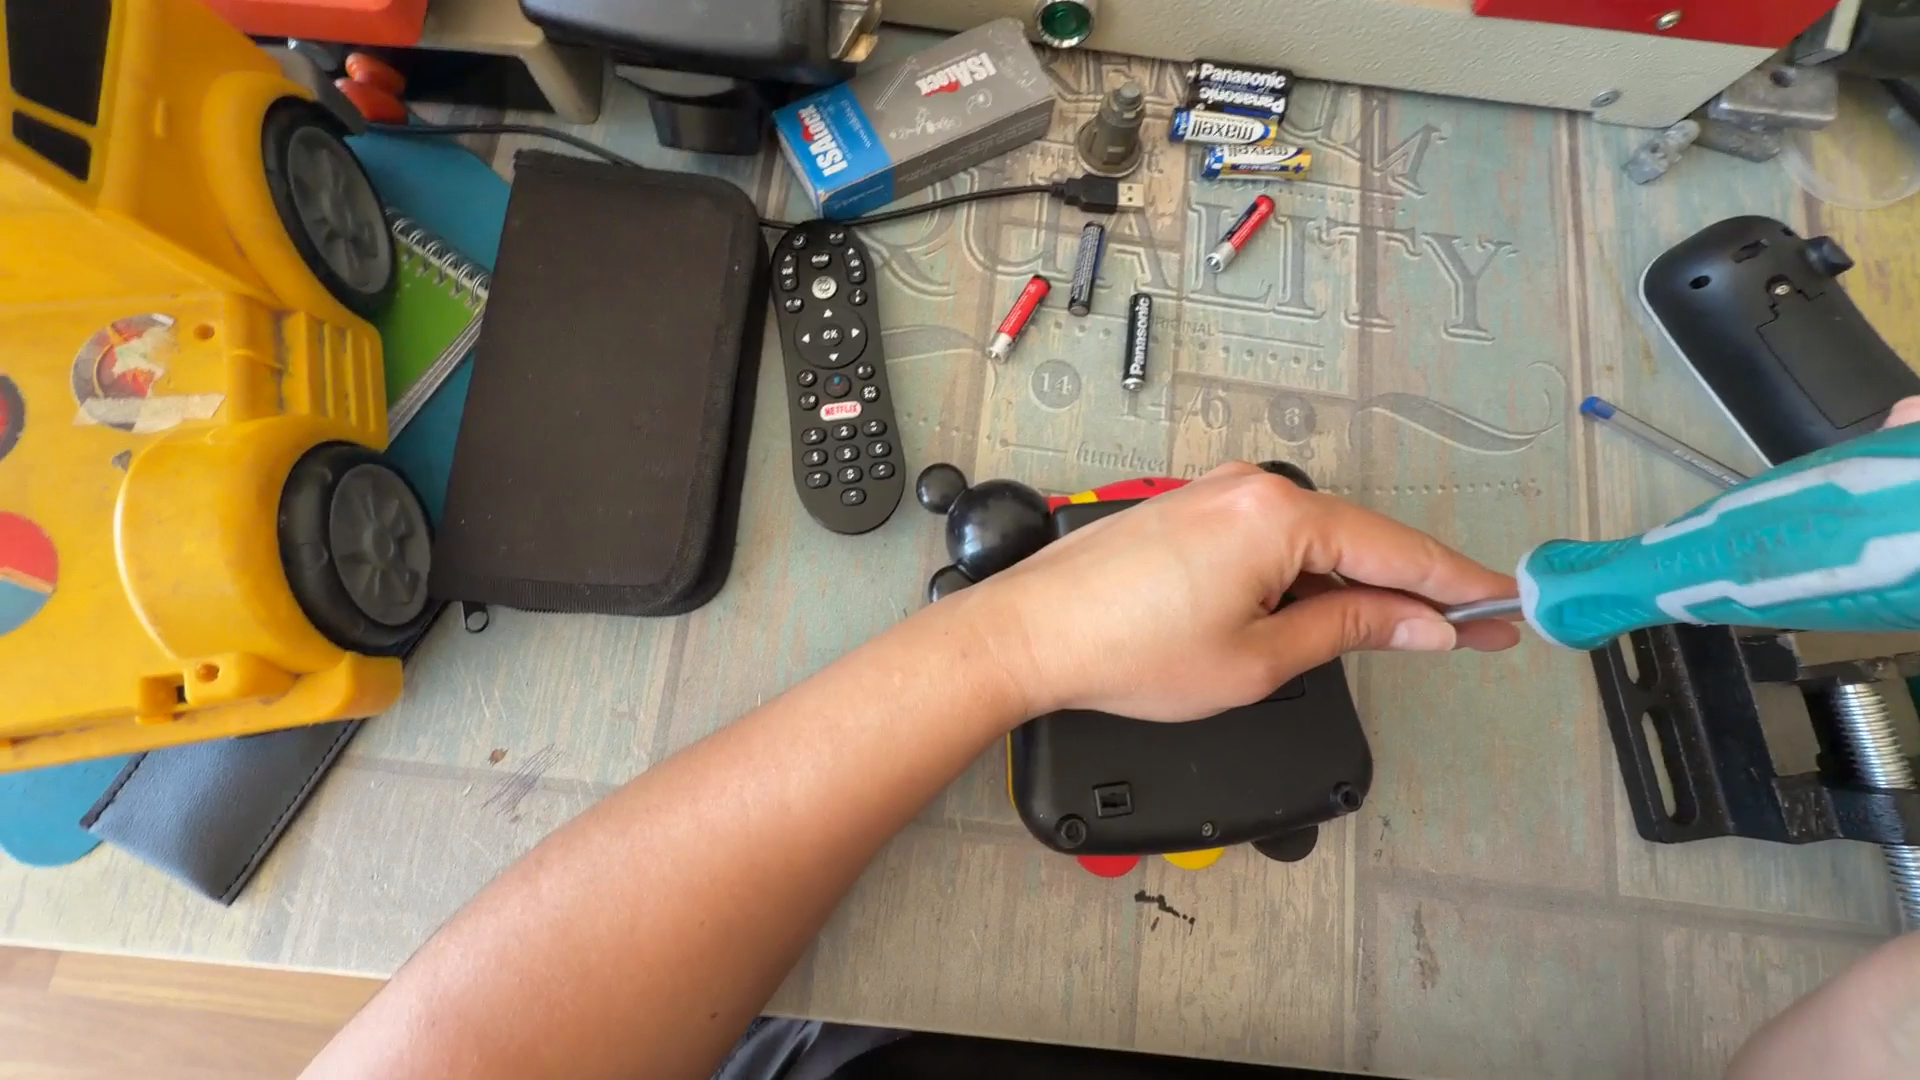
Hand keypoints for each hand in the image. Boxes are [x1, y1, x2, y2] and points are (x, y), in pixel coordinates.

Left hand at [959, 462, 1520, 720]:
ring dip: (1343, 584)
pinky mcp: (1184, 510)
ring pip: (1307, 539)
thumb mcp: (1257, 659)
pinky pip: (1262, 536)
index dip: (1456, 588)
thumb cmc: (1126, 650)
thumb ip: (1348, 629)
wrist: (1030, 634)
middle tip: (1450, 634)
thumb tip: (1417, 623)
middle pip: (1353, 538)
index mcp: (1275, 516)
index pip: (1395, 550)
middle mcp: (1245, 489)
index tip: (1502, 612)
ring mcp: (1210, 495)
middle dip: (1402, 587)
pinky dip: (1294, 572)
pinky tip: (1304, 608)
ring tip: (1377, 632)